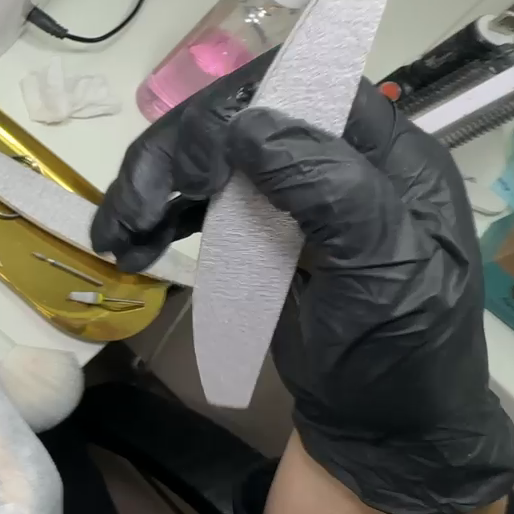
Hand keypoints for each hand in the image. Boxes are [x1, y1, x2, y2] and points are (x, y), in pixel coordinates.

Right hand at [91, 57, 513, 513]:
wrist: (379, 425)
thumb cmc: (397, 353)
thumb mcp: (383, 274)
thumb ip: (331, 192)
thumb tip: (249, 123)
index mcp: (379, 157)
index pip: (298, 89)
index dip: (230, 114)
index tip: (188, 175)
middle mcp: (329, 161)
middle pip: (230, 122)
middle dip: (168, 161)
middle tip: (127, 215)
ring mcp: (285, 196)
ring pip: (201, 161)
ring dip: (148, 191)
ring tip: (115, 238)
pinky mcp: (252, 229)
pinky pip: (192, 203)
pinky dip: (154, 219)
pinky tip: (132, 249)